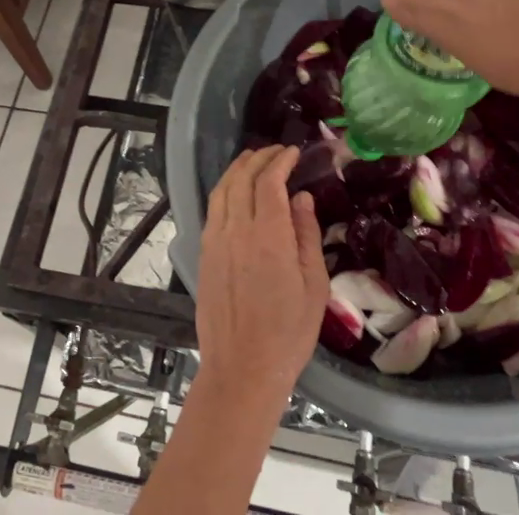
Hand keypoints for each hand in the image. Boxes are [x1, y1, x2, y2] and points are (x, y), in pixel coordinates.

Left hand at [196, 145, 328, 397]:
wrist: (243, 367)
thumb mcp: (313, 285)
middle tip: (275, 151)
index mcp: (267, 236)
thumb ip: (306, 235)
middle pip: (241, 179)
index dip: (280, 161)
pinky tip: (234, 193)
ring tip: (252, 160)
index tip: (292, 152)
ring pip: (221, 191)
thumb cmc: (288, 331)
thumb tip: (300, 198)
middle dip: (258, 159)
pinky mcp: (204, 255)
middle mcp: (235, 230)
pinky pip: (213, 210)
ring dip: (237, 170)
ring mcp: (215, 242)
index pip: (269, 182)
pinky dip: (224, 190)